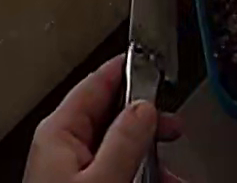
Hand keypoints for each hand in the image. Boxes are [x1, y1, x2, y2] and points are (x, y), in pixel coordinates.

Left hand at [24, 53, 186, 182]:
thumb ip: (124, 140)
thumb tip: (144, 106)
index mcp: (60, 133)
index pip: (98, 83)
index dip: (128, 71)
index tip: (156, 65)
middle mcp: (64, 148)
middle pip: (112, 117)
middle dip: (148, 125)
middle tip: (175, 128)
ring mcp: (73, 176)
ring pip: (119, 151)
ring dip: (150, 161)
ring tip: (175, 176)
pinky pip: (116, 176)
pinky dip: (142, 179)